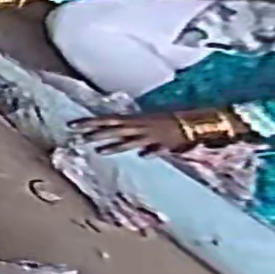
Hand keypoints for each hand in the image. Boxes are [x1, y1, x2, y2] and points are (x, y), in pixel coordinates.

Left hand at [72, 113, 194, 155]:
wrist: (204, 121)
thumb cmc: (172, 118)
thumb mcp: (146, 118)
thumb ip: (128, 123)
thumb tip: (106, 126)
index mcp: (136, 119)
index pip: (107, 120)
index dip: (89, 122)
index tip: (71, 125)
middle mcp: (142, 128)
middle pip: (115, 131)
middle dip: (97, 135)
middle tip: (79, 139)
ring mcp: (155, 137)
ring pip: (132, 142)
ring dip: (116, 146)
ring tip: (100, 151)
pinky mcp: (169, 144)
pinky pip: (159, 149)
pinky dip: (151, 152)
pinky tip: (143, 156)